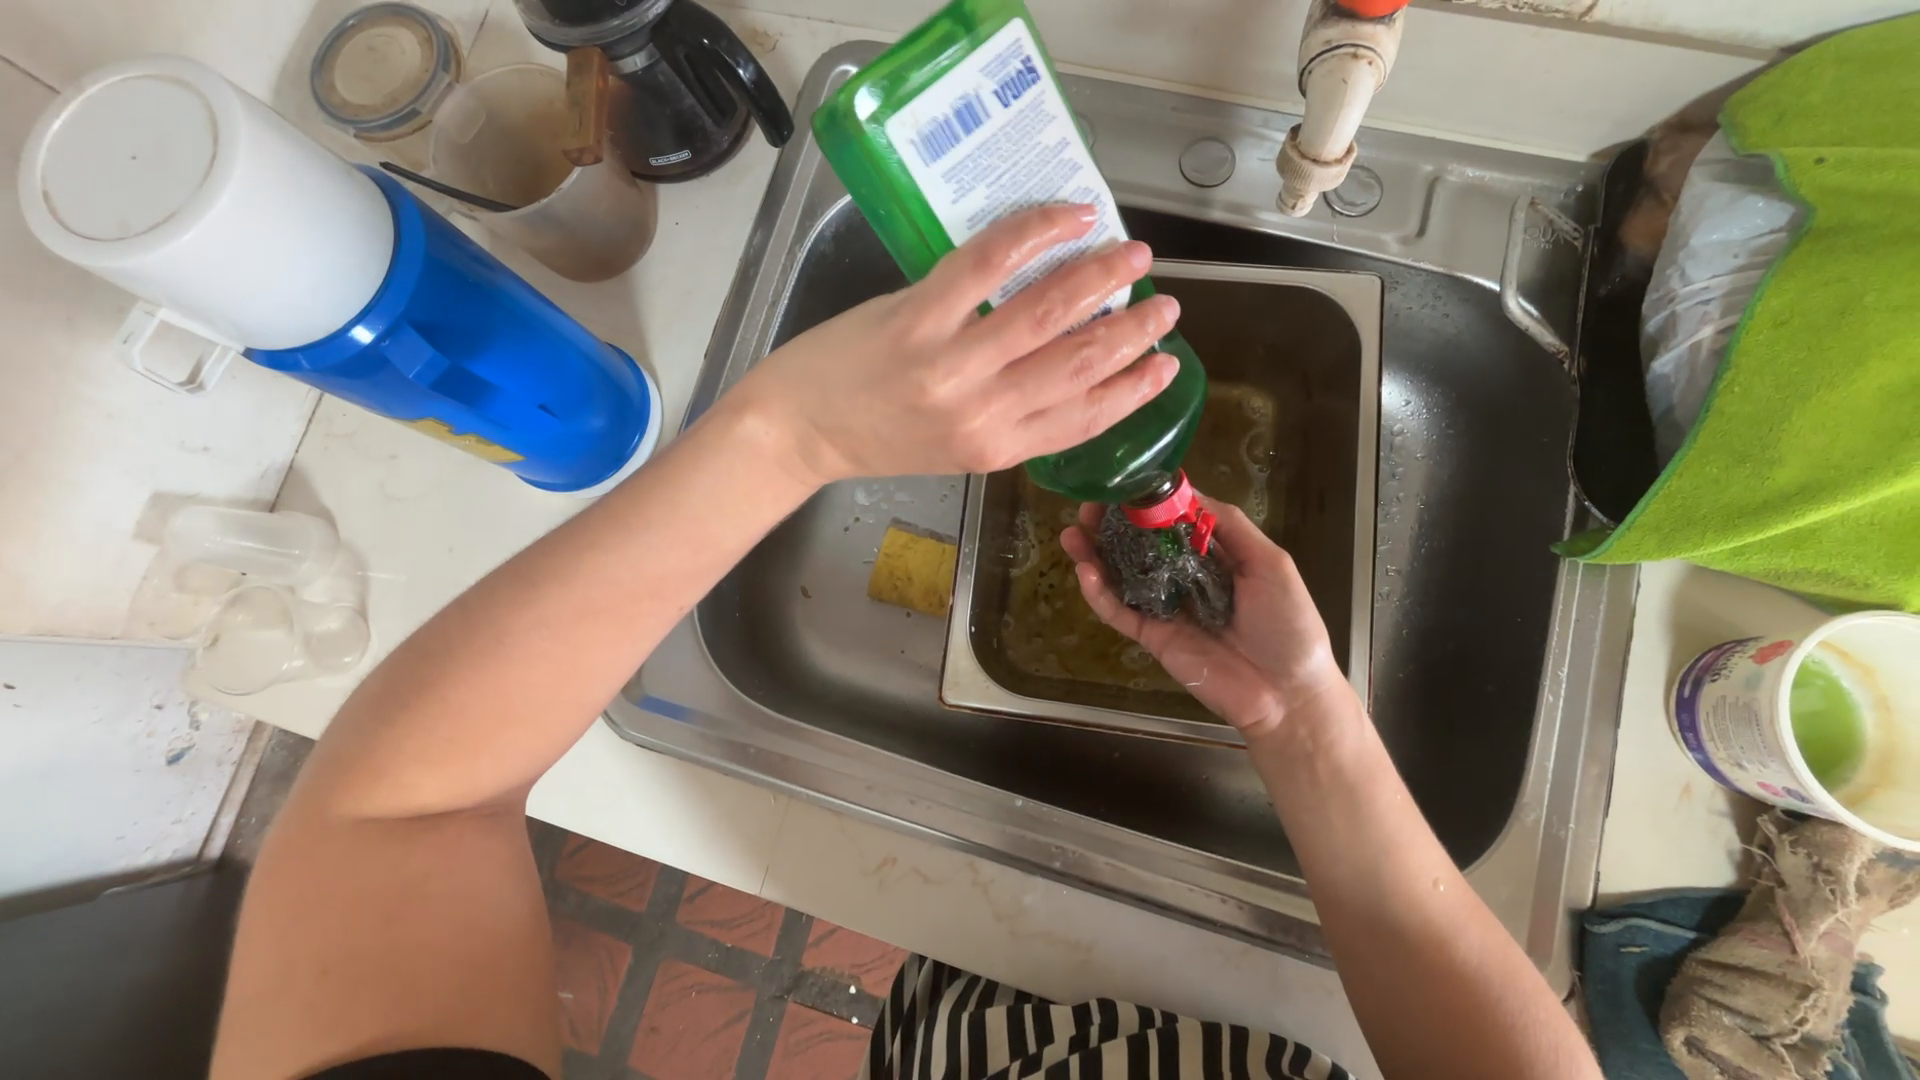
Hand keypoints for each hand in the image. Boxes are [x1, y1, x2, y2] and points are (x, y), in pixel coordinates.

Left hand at [730, 204, 1181, 483]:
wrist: (799, 430)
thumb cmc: (876, 438)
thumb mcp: (953, 447)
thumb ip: (1006, 414)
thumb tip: (1057, 358)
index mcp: (997, 449)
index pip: (1086, 418)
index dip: (1135, 390)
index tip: (1167, 364)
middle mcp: (985, 412)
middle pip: (1081, 363)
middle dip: (1134, 331)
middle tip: (1165, 304)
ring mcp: (952, 364)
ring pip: (1048, 312)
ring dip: (1101, 278)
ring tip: (1134, 256)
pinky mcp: (918, 318)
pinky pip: (989, 264)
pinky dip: (1037, 233)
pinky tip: (1070, 216)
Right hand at [1060, 498, 1354, 742]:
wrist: (1287, 693)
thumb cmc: (1288, 624)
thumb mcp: (1270, 563)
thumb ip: (1229, 527)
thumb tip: (1187, 492)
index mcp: (1212, 557)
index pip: (1170, 522)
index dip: (1146, 504)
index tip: (1123, 486)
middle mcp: (1182, 578)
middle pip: (1137, 546)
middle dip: (1110, 526)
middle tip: (1087, 508)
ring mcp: (1164, 608)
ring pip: (1120, 577)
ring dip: (1093, 555)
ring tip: (1072, 534)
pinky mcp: (1152, 636)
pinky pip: (1119, 612)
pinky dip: (1099, 593)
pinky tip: (1086, 572)